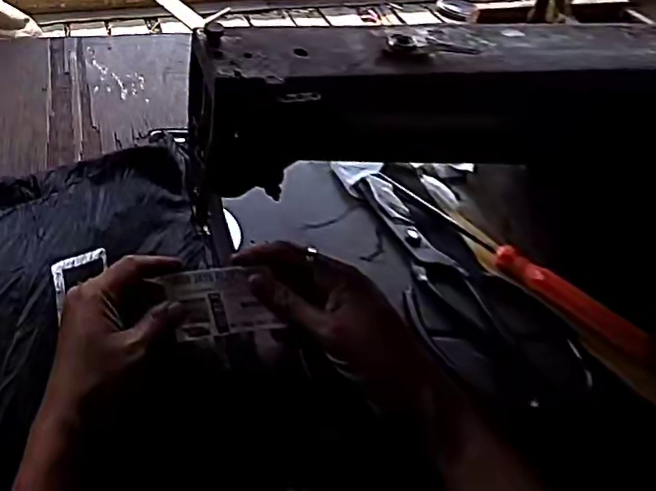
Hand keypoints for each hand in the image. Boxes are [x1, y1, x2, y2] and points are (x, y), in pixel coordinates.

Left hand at [43, 254, 183, 408]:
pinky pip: (112, 311)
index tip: (182, 267)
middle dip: (154, 286)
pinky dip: (133, 315)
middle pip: (124, 280)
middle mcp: (84, 294)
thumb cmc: (99, 380)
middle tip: (183, 293)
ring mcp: (82, 311)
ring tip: (174, 311)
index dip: (157, 264)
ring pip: (119, 296)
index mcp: (93, 292)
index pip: (129, 266)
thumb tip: (178, 305)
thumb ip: (157, 323)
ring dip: (146, 303)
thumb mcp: (134, 351)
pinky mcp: (83, 328)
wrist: (67, 414)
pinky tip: (154, 327)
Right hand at [233, 243, 442, 415]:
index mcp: (339, 276)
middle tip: (237, 284)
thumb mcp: (328, 332)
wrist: (421, 402)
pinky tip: (278, 332)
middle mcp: (339, 285)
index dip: (260, 255)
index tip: (234, 262)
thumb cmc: (379, 360)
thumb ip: (289, 304)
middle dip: (265, 277)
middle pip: (293, 271)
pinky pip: (308, 315)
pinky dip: (290, 320)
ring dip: (276, 301)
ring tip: (251, 308)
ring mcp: (341, 306)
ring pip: (298, 294)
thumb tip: (255, 279)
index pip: (291, 253)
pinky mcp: (342, 328)